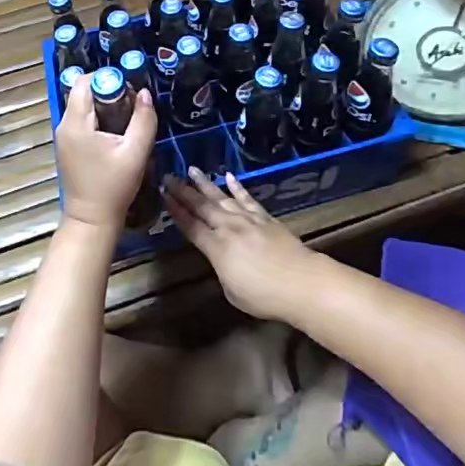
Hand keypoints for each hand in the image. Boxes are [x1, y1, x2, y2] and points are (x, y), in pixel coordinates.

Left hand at [54, 75, 155, 231]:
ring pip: (82, 105)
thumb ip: (143, 120)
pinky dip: (97, 118)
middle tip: (131, 104)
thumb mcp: (135, 152)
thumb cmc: (113, 186)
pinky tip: (115, 132)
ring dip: (104, 105)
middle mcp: (64, 124)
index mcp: (75, 122)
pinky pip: (81, 120)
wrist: (91, 220)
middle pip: (83, 92)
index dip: (108, 79)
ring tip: (127, 118)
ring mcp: (63, 135)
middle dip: (108, 91)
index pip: (84, 81)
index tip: (129, 91)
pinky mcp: (67, 145)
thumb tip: (145, 93)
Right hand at [165, 168, 326, 323]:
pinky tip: (228, 176)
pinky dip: (237, 187)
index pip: (190, 225)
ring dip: (205, 184)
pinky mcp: (265, 217)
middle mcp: (228, 227)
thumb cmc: (264, 296)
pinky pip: (247, 198)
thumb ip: (220, 268)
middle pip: (201, 206)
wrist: (301, 283)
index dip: (175, 211)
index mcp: (215, 247)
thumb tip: (219, 257)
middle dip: (183, 191)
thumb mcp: (231, 290)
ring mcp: (247, 219)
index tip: (163, 196)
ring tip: (192, 170)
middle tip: (168, 177)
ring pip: (221, 197)